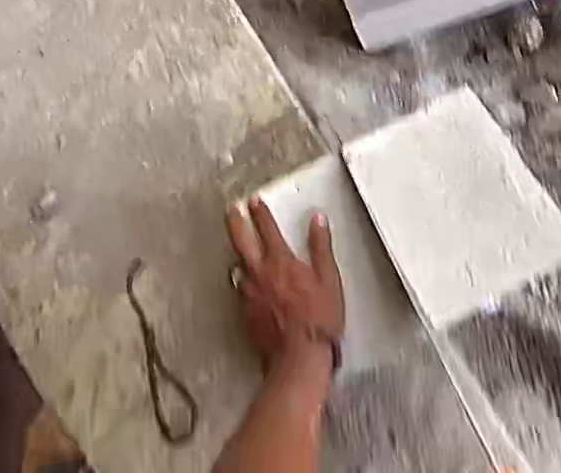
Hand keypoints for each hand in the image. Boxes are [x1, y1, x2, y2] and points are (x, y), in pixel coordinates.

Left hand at [226, 199, 344, 370]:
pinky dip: (241, 281)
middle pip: (242, 241)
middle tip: (231, 210)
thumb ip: (321, 246)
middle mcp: (260, 274)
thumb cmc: (318, 320)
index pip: (267, 229)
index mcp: (281, 261)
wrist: (299, 360)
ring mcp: (249, 295)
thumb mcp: (328, 279)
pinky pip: (240, 290)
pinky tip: (244, 282)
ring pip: (237, 266)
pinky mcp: (246, 314)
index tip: (254, 201)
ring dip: (237, 253)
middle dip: (236, 222)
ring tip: (237, 247)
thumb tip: (318, 219)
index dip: (260, 213)